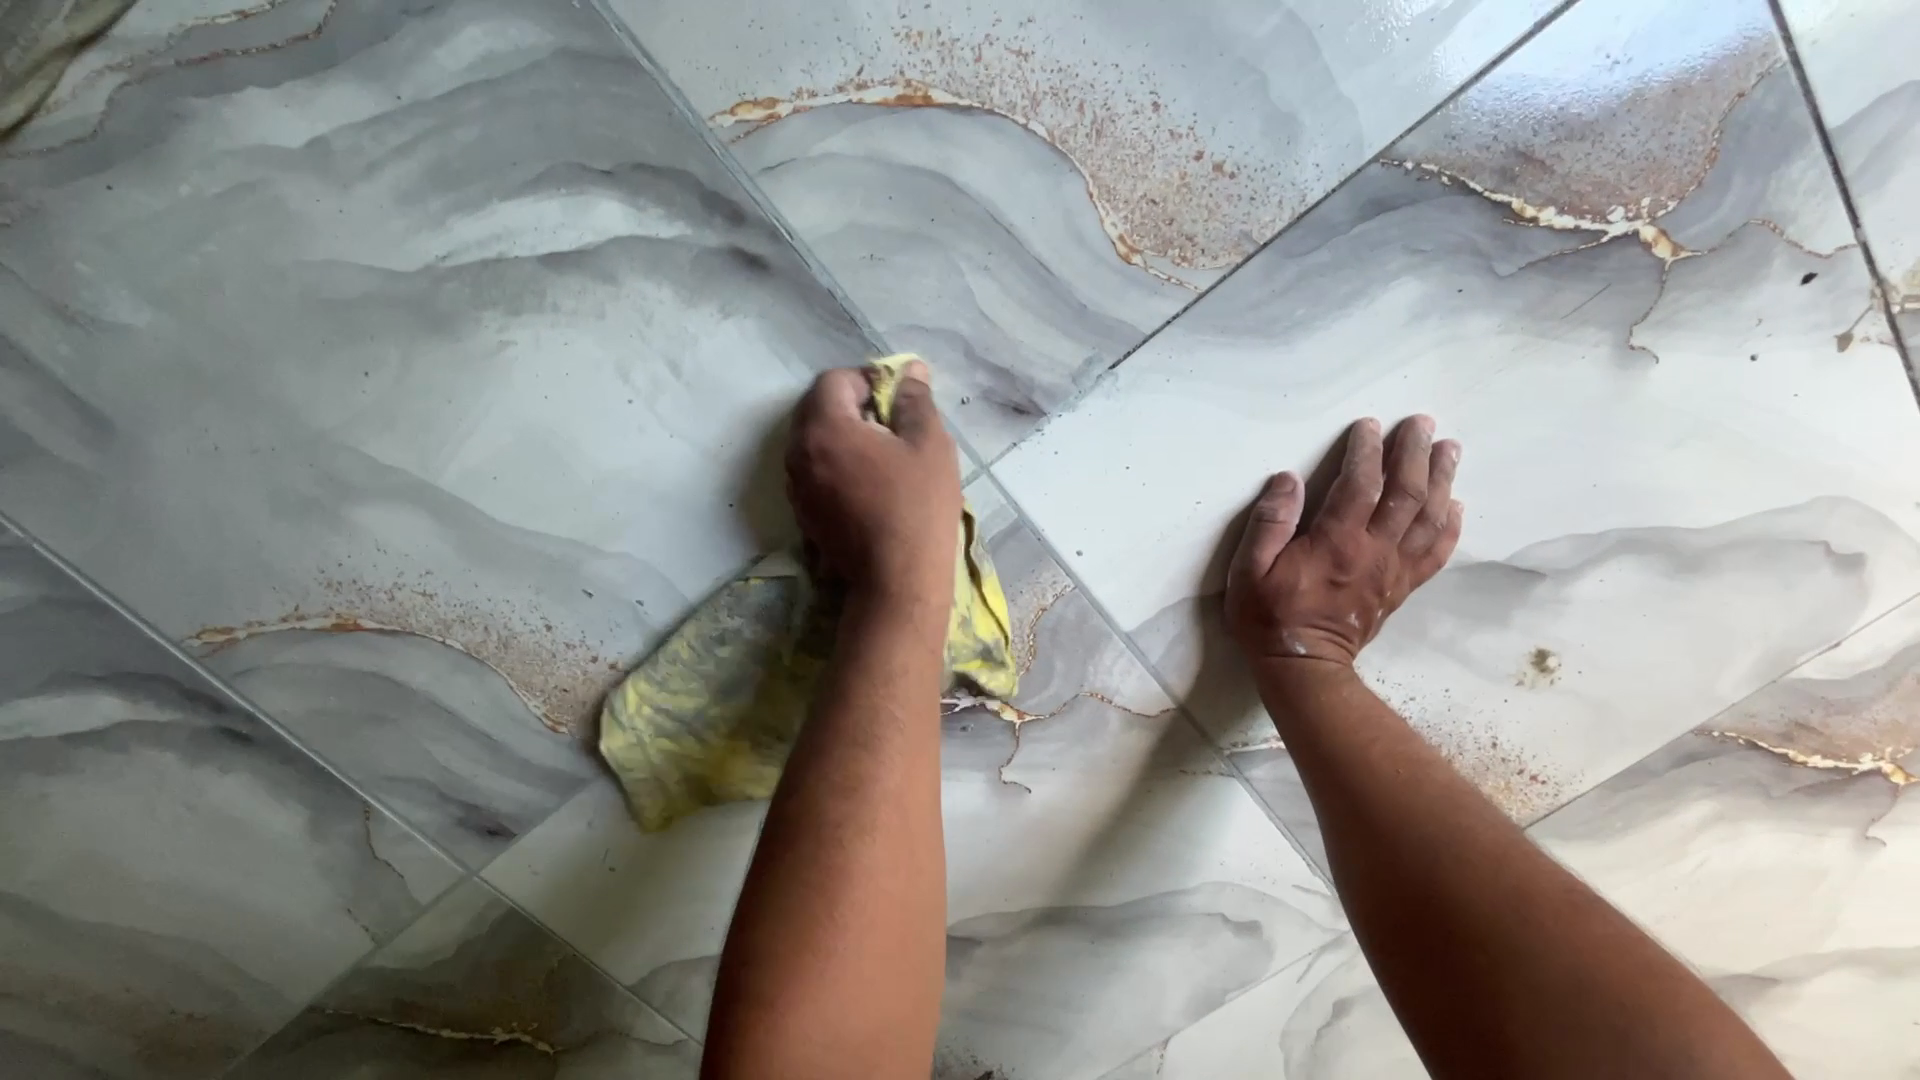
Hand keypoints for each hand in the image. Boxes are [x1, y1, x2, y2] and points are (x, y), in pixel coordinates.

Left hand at [786, 362, 960, 603]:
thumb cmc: (917, 506)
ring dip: (843, 436)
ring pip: (814, 442)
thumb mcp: (929, 444)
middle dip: (852, 406)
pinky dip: (836, 465)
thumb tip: (910, 371)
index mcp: (824, 428)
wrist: (897, 580)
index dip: (867, 380)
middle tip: (892, 425)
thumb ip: (914, 400)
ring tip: (883, 455)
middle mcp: (798, 453)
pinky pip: (814, 472)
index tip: (897, 400)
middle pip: (817, 409)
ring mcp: (797, 486)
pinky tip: (869, 484)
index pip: (833, 380)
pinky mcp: (804, 513)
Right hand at [1225, 415, 1462, 668]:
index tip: (1367, 426)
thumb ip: (1269, 523)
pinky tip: (1456, 505)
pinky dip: (1450, 526)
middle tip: (1422, 423)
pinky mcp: (1401, 587)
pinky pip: (1435, 552)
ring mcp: (1393, 570)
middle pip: (1406, 493)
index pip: (1360, 485)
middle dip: (1415, 453)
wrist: (1302, 667)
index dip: (1366, 452)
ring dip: (1442, 480)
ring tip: (1449, 449)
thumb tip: (1287, 479)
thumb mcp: (1249, 570)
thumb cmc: (1268, 616)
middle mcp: (1374, 551)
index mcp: (1336, 543)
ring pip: (1428, 517)